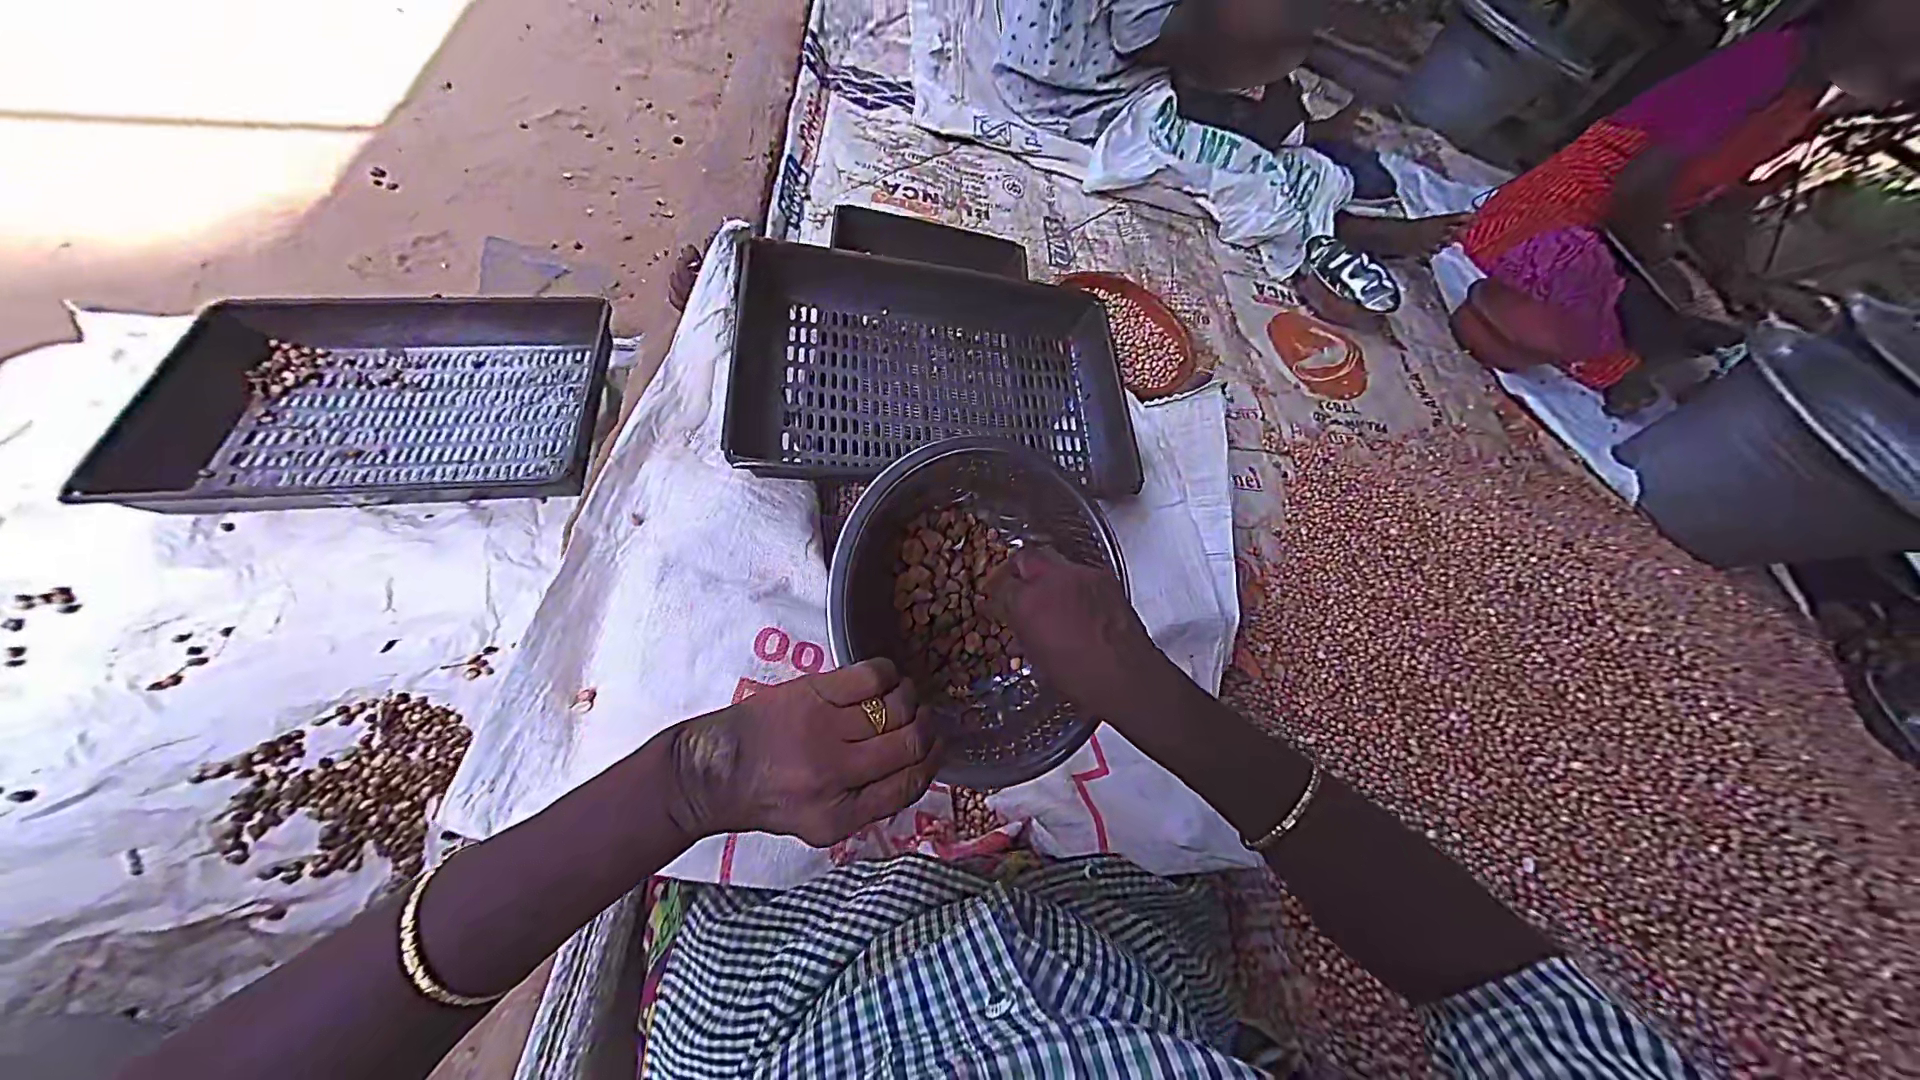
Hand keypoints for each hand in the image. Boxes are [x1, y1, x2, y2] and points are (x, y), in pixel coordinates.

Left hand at [665, 659, 939, 845]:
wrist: (716, 770)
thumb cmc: (771, 796)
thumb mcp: (821, 823)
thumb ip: (870, 803)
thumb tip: (919, 766)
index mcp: (840, 816)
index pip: (909, 785)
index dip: (933, 761)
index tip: (938, 745)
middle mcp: (836, 774)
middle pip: (910, 742)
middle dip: (928, 728)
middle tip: (925, 719)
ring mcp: (824, 729)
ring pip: (897, 706)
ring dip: (910, 699)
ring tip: (903, 699)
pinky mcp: (814, 692)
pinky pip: (873, 675)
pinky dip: (890, 674)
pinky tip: (885, 680)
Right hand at [984, 546, 1173, 722]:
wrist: (1127, 676)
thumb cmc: (1078, 677)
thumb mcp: (1036, 656)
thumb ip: (1023, 627)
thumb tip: (1020, 619)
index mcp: (1027, 602)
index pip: (1001, 585)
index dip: (998, 594)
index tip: (998, 602)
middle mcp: (1052, 579)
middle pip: (1025, 558)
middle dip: (1019, 571)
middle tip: (1020, 589)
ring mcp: (1080, 574)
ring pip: (1055, 563)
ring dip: (1049, 577)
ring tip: (1053, 599)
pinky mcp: (1104, 577)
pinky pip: (1080, 573)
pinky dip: (1074, 585)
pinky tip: (1079, 605)